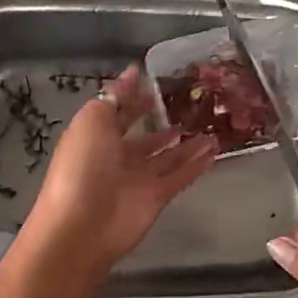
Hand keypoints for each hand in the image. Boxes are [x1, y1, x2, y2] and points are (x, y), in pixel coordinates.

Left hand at [25, 65, 218, 273]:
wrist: (83, 226)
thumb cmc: (82, 166)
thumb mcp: (92, 121)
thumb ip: (115, 97)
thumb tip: (133, 71)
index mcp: (97, 137)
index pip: (120, 114)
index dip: (136, 99)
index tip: (160, 83)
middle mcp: (118, 157)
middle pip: (147, 138)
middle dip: (166, 124)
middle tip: (194, 106)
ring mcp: (138, 179)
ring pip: (168, 157)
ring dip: (188, 144)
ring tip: (212, 127)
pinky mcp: (156, 197)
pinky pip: (180, 177)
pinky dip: (197, 165)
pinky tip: (215, 150)